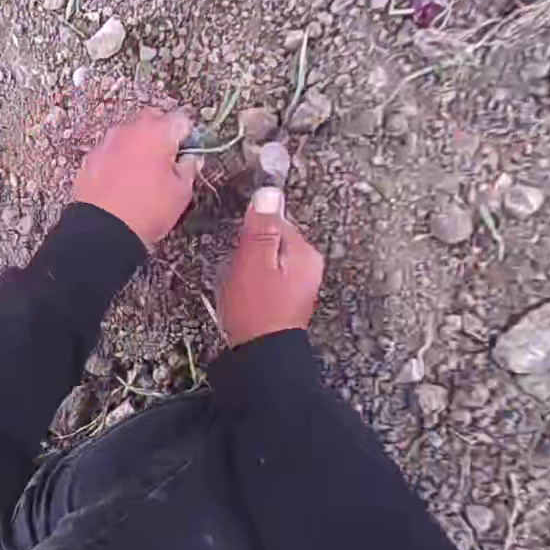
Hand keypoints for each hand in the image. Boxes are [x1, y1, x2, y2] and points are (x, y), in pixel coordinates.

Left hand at [70, 108, 199, 247]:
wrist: (103, 231)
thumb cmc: (146, 211)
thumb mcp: (181, 193)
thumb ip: (188, 169)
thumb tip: (190, 160)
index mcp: (157, 133)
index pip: (181, 119)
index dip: (188, 135)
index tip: (189, 151)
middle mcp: (130, 130)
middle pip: (152, 119)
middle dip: (162, 134)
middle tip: (168, 160)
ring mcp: (106, 143)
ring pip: (129, 134)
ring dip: (138, 146)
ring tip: (144, 174)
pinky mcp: (90, 159)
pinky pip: (110, 151)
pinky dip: (119, 159)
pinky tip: (123, 182)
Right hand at [219, 187, 324, 346]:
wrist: (260, 356)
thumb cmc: (256, 310)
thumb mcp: (253, 261)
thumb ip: (262, 227)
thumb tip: (269, 192)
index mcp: (304, 253)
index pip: (275, 221)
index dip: (251, 233)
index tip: (242, 250)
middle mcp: (308, 266)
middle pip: (271, 240)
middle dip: (250, 251)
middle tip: (240, 271)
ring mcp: (299, 283)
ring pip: (266, 259)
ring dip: (249, 268)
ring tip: (242, 287)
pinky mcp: (287, 297)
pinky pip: (266, 277)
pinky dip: (252, 283)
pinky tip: (245, 297)